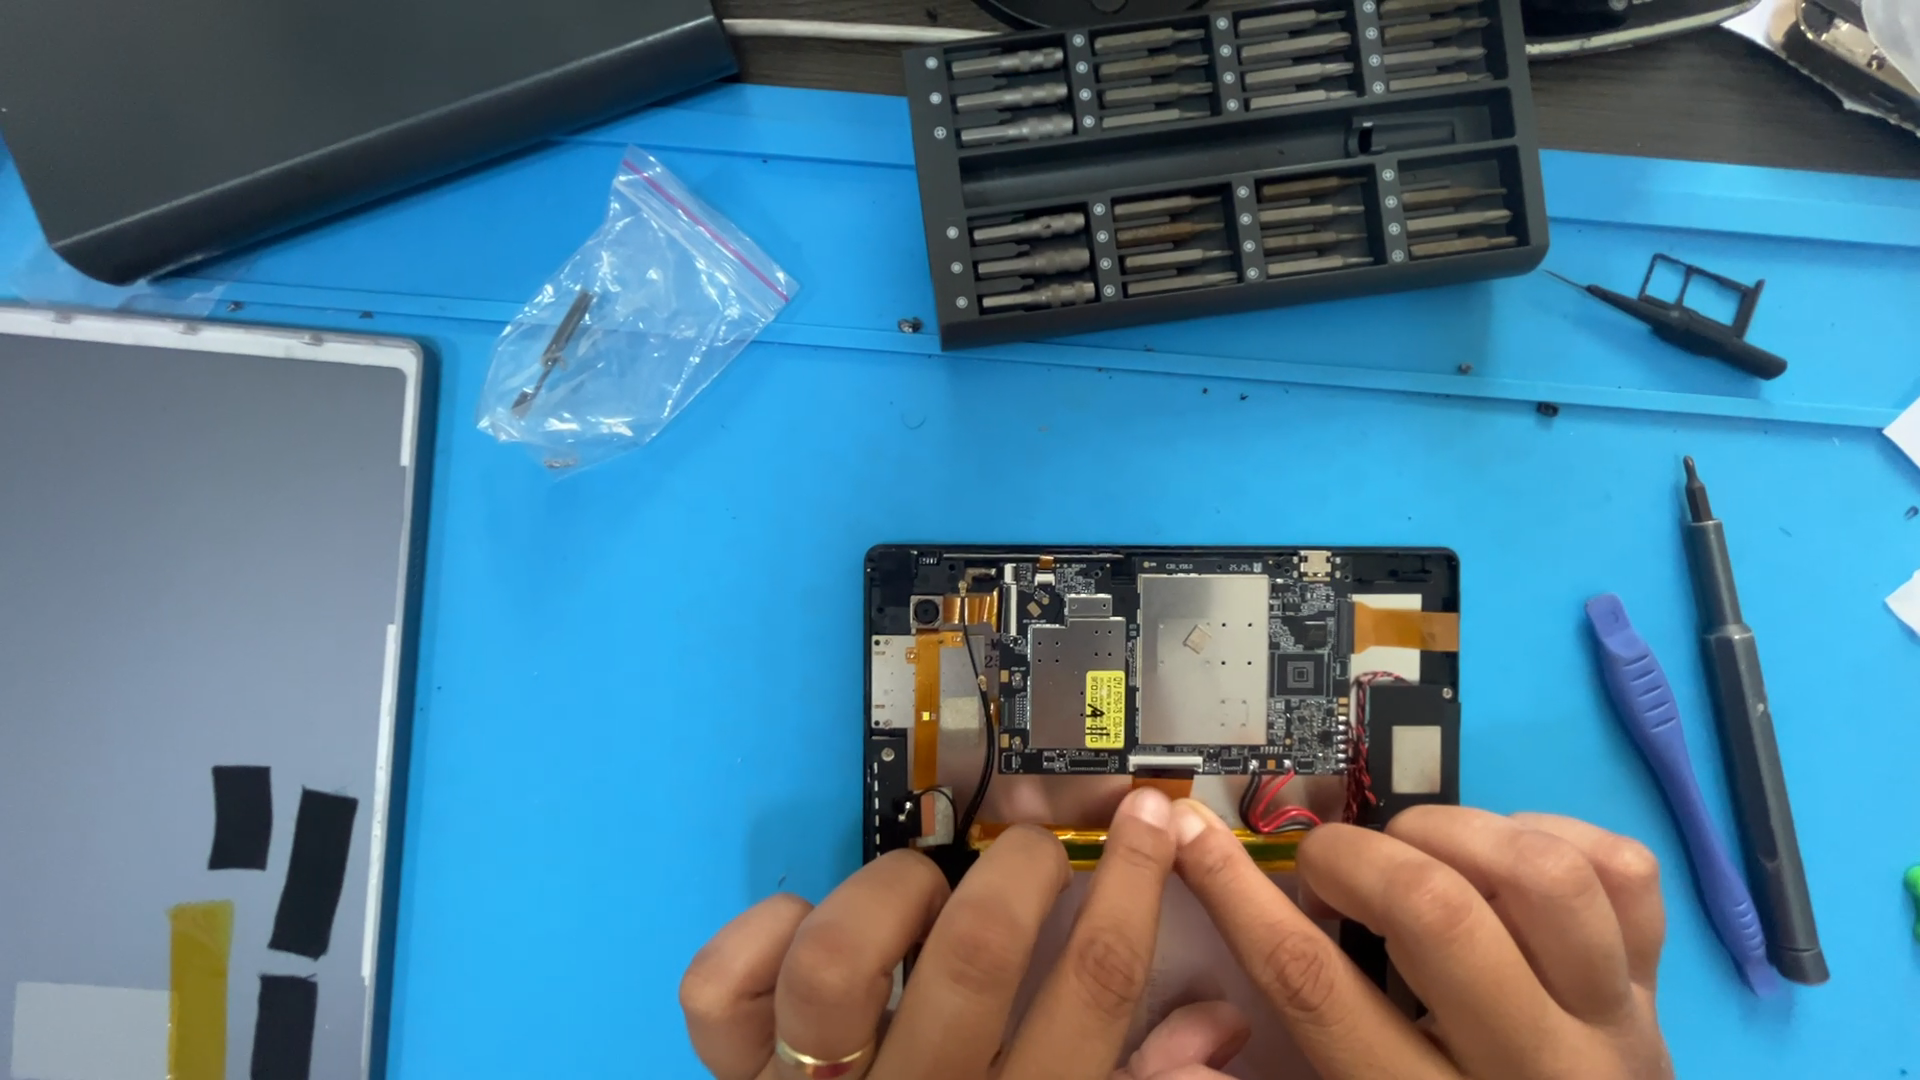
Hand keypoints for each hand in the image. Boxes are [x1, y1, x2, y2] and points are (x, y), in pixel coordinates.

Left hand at [681, 786, 1242, 1079]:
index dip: (1131, 888)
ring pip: (841, 954)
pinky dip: (761, 929)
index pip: (1093, 990)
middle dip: (1020, 869)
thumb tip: (1215, 1022)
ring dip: (896, 888)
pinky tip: (801, 928)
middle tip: (1030, 852)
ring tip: (921, 888)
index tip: (1148, 819)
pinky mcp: (730, 1074)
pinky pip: (721, 985)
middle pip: (974, 952)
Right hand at [1168, 801, 1674, 1079]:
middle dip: (1351, 858)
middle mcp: (1537, 1069)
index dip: (1238, 893)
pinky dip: (1544, 835)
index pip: (1313, 985)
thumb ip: (1276, 1037)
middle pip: (1435, 914)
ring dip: (1449, 834)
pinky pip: (1619, 869)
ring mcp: (1616, 1021)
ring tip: (1415, 854)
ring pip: (1540, 875)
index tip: (1192, 829)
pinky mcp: (1660, 983)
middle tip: (1330, 870)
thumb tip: (1205, 945)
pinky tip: (1498, 864)